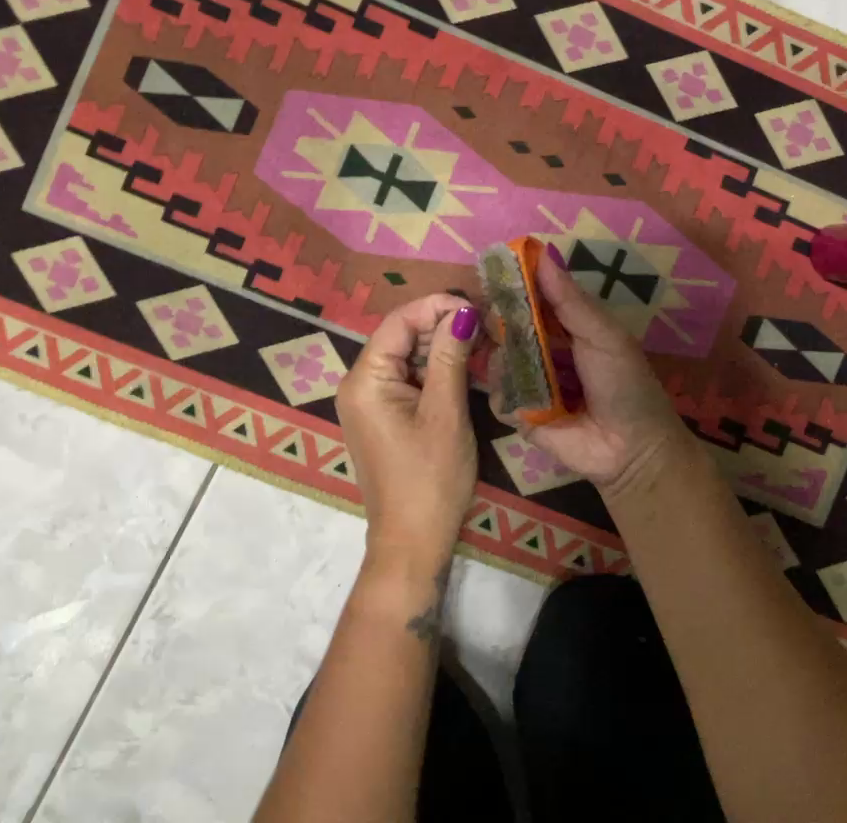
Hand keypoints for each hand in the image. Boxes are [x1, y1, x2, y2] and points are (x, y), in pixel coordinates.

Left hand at [336, 295, 482, 577]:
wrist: (413, 541)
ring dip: (442, 346)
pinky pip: (407, 379)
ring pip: (406, 357)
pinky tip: (466, 366)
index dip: (437, 306)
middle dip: (442, 325)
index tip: (478, 305)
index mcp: (365, 379)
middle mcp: (358, 384)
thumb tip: (464, 311)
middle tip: (488, 323)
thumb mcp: (446, 412)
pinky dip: (435, 370)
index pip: (398, 322)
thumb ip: (451, 356)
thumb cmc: (431, 478)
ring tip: (484, 340)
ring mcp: (369, 402)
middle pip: (400, 336)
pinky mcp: (383, 417)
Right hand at [507, 250, 697, 500]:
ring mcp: (526, 383)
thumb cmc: (625, 384)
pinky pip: (497, 396)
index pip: (530, 299)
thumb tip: (541, 252)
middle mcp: (540, 351)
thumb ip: (569, 300)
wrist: (633, 448)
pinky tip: (521, 393)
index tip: (492, 269)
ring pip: (495, 360)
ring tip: (507, 357)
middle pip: (504, 328)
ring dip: (496, 354)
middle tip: (487, 315)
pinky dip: (503, 391)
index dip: (512, 285)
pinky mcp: (518, 415)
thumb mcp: (603, 335)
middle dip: (494, 319)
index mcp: (564, 328)